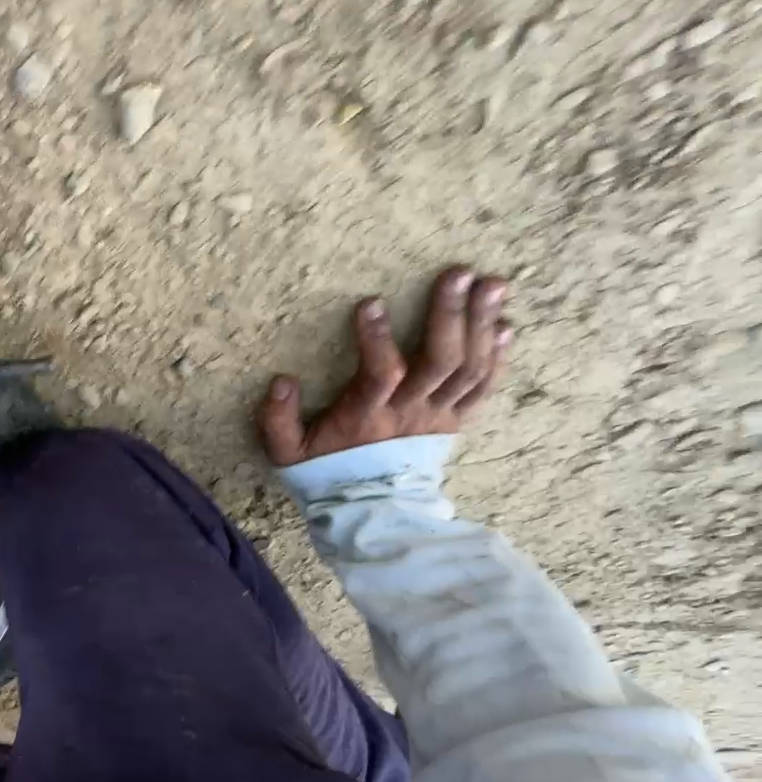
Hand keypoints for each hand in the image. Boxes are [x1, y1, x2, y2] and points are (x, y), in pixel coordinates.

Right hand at [258, 266, 513, 466]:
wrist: (366, 507)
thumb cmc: (322, 471)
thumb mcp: (285, 451)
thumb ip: (277, 418)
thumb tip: (281, 380)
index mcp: (366, 416)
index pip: (380, 373)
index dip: (376, 339)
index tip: (370, 303)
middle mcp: (410, 412)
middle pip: (440, 361)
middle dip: (450, 314)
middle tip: (458, 274)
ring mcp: (438, 416)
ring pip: (470, 367)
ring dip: (482, 323)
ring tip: (492, 285)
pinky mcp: (456, 421)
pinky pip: (485, 387)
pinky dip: (498, 356)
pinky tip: (504, 325)